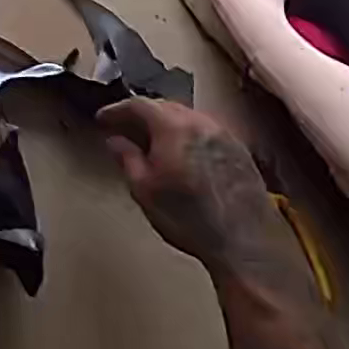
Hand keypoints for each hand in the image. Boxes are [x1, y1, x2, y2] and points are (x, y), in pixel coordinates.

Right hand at [96, 96, 279, 268]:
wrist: (245, 243)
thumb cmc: (188, 217)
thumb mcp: (144, 189)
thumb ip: (127, 158)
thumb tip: (115, 141)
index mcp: (173, 127)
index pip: (139, 105)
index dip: (116, 109)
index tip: (103, 119)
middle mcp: (201, 123)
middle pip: (165, 106)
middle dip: (141, 114)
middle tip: (123, 127)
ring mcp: (225, 136)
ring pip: (187, 117)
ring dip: (165, 123)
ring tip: (151, 140)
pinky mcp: (240, 152)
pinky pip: (205, 131)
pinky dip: (187, 134)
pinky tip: (180, 153)